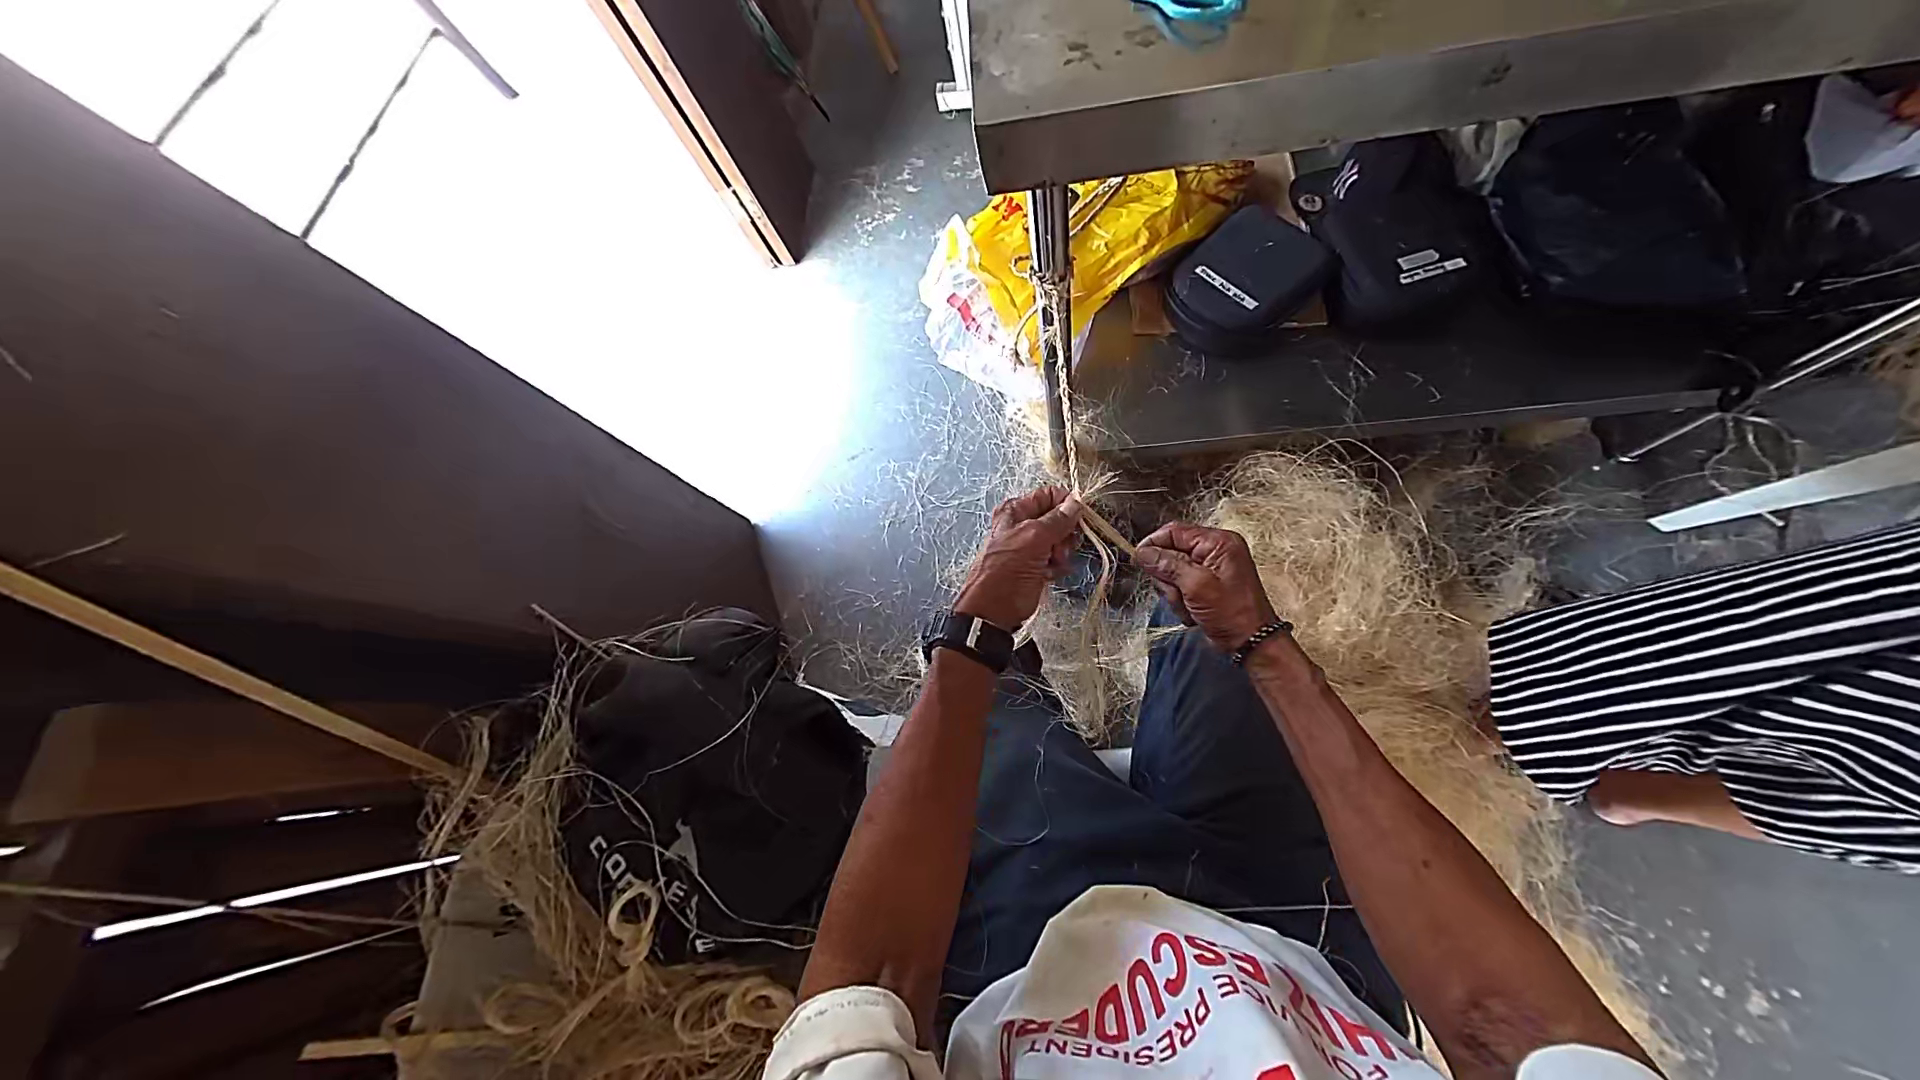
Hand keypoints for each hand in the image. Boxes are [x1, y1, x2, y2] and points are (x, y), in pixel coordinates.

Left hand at [955, 487, 1083, 629]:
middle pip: (1058, 519)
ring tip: (1053, 562)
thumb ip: (1057, 519)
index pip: (1048, 495)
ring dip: (1063, 552)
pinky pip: (1057, 560)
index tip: (1078, 517)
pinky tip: (1050, 574)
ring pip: (1061, 540)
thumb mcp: (1033, 538)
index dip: (1066, 504)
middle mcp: (1022, 526)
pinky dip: (1058, 567)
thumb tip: (1076, 502)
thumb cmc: (1005, 571)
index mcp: (1015, 512)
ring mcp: (1030, 548)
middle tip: (1059, 545)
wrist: (994, 609)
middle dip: (1065, 533)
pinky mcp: (1037, 567)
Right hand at [1133, 522, 1279, 652]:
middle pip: (1170, 552)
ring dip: (1173, 592)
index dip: (1153, 544)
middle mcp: (1214, 551)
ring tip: (1188, 604)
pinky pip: (1179, 585)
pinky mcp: (1205, 584)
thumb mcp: (1196, 585)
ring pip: (1171, 572)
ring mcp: (1209, 568)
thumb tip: (1142, 552)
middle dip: (1167, 576)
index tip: (1139, 560)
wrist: (1250, 642)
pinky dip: (1180, 599)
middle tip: (1178, 592)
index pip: (1174, 532)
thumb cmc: (1232, 613)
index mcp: (1218, 542)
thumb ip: (1168, 565)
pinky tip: (1192, 610)